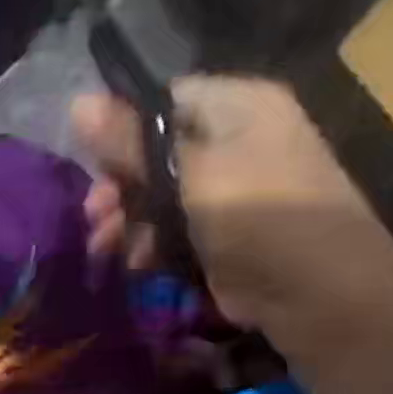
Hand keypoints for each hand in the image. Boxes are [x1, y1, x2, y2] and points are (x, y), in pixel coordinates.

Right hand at [73, 76, 392, 327]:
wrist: (316, 292)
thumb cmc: (256, 217)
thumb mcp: (187, 173)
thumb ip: (129, 142)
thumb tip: (76, 102)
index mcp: (236, 106)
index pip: (161, 101)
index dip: (120, 129)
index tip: (91, 162)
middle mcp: (234, 139)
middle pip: (154, 151)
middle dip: (119, 186)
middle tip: (95, 214)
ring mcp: (230, 189)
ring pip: (158, 194)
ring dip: (127, 220)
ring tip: (105, 246)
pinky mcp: (222, 232)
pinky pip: (173, 227)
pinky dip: (151, 242)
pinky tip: (137, 261)